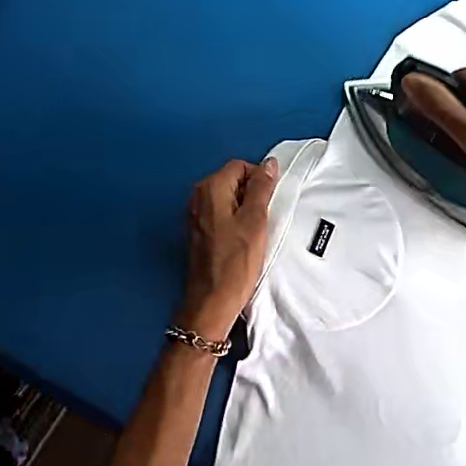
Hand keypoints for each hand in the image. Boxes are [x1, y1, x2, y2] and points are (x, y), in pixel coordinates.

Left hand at [179, 157, 280, 342]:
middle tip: (263, 218)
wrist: (213, 301)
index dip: (259, 179)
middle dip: (251, 193)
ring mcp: (196, 215)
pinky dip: (235, 221)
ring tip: (255, 231)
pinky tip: (244, 240)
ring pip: (228, 198)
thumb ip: (262, 188)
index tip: (270, 201)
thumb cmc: (236, 262)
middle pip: (233, 180)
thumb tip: (269, 164)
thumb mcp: (256, 220)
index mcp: (210, 188)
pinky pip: (221, 214)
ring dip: (244, 209)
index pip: (240, 166)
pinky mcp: (199, 231)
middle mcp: (198, 197)